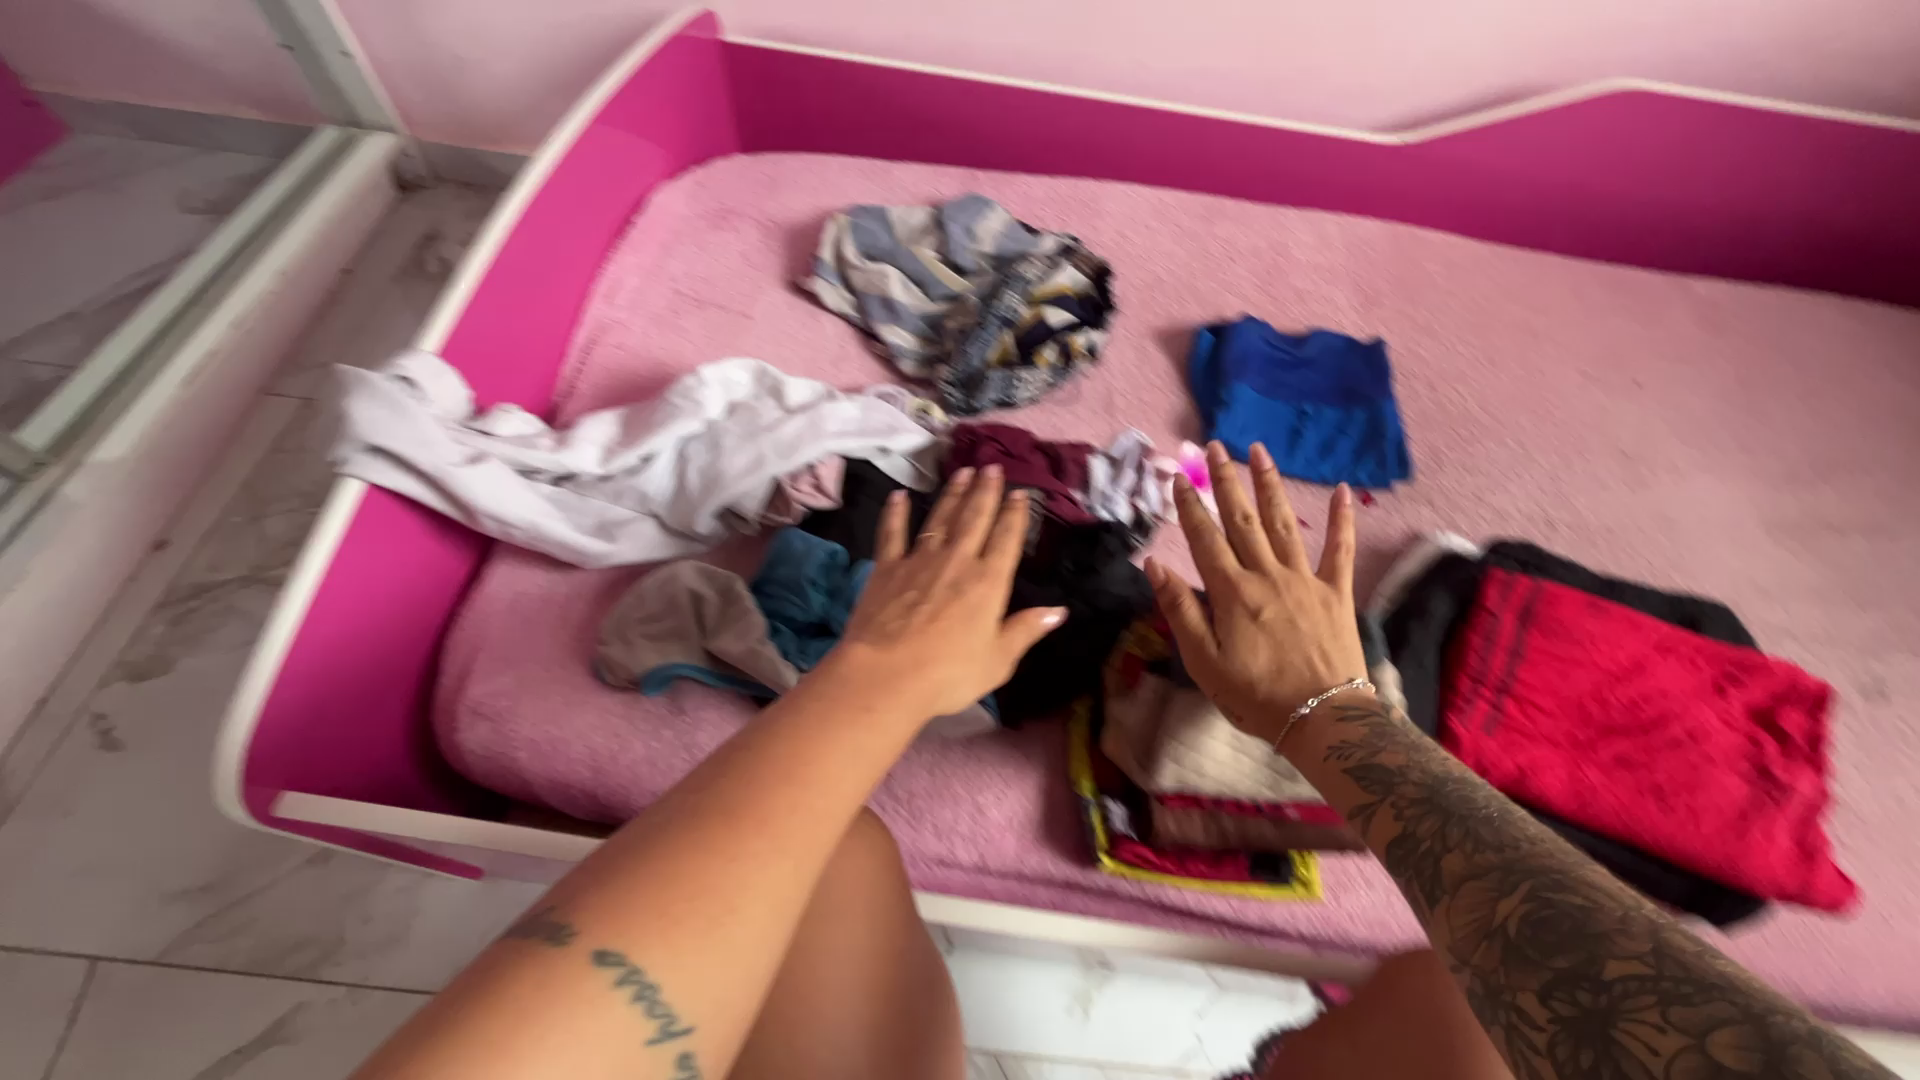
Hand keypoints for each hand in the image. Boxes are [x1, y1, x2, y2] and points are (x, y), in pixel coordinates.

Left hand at [819, 465, 1067, 720]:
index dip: (1015, 514)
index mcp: (989, 582)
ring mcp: (919, 560)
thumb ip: (1026, 630)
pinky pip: (892, 533)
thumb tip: (1059, 610)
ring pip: (940, 518)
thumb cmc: (949, 673)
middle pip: (975, 518)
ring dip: (952, 494)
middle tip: (992, 467)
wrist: (886, 673)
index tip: (1020, 492)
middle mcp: (957, 561)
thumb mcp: (999, 660)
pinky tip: (899, 496)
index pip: (1007, 539)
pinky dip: (896, 513)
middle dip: (986, 491)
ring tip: (963, 472)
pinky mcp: (886, 568)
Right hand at [1145, 441, 1367, 746]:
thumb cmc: (1253, 695)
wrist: (1322, 718)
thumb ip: (1179, 609)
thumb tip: (1155, 565)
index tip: (1179, 477)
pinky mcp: (1335, 593)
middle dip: (1226, 480)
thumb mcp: (1202, 659)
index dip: (1189, 505)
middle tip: (1215, 446)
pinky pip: (1340, 549)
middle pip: (1241, 518)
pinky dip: (1342, 519)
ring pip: (1283, 522)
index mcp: (1231, 591)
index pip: (1204, 537)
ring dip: (1269, 485)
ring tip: (1259, 451)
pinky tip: (1342, 490)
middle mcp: (1266, 574)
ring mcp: (1304, 580)